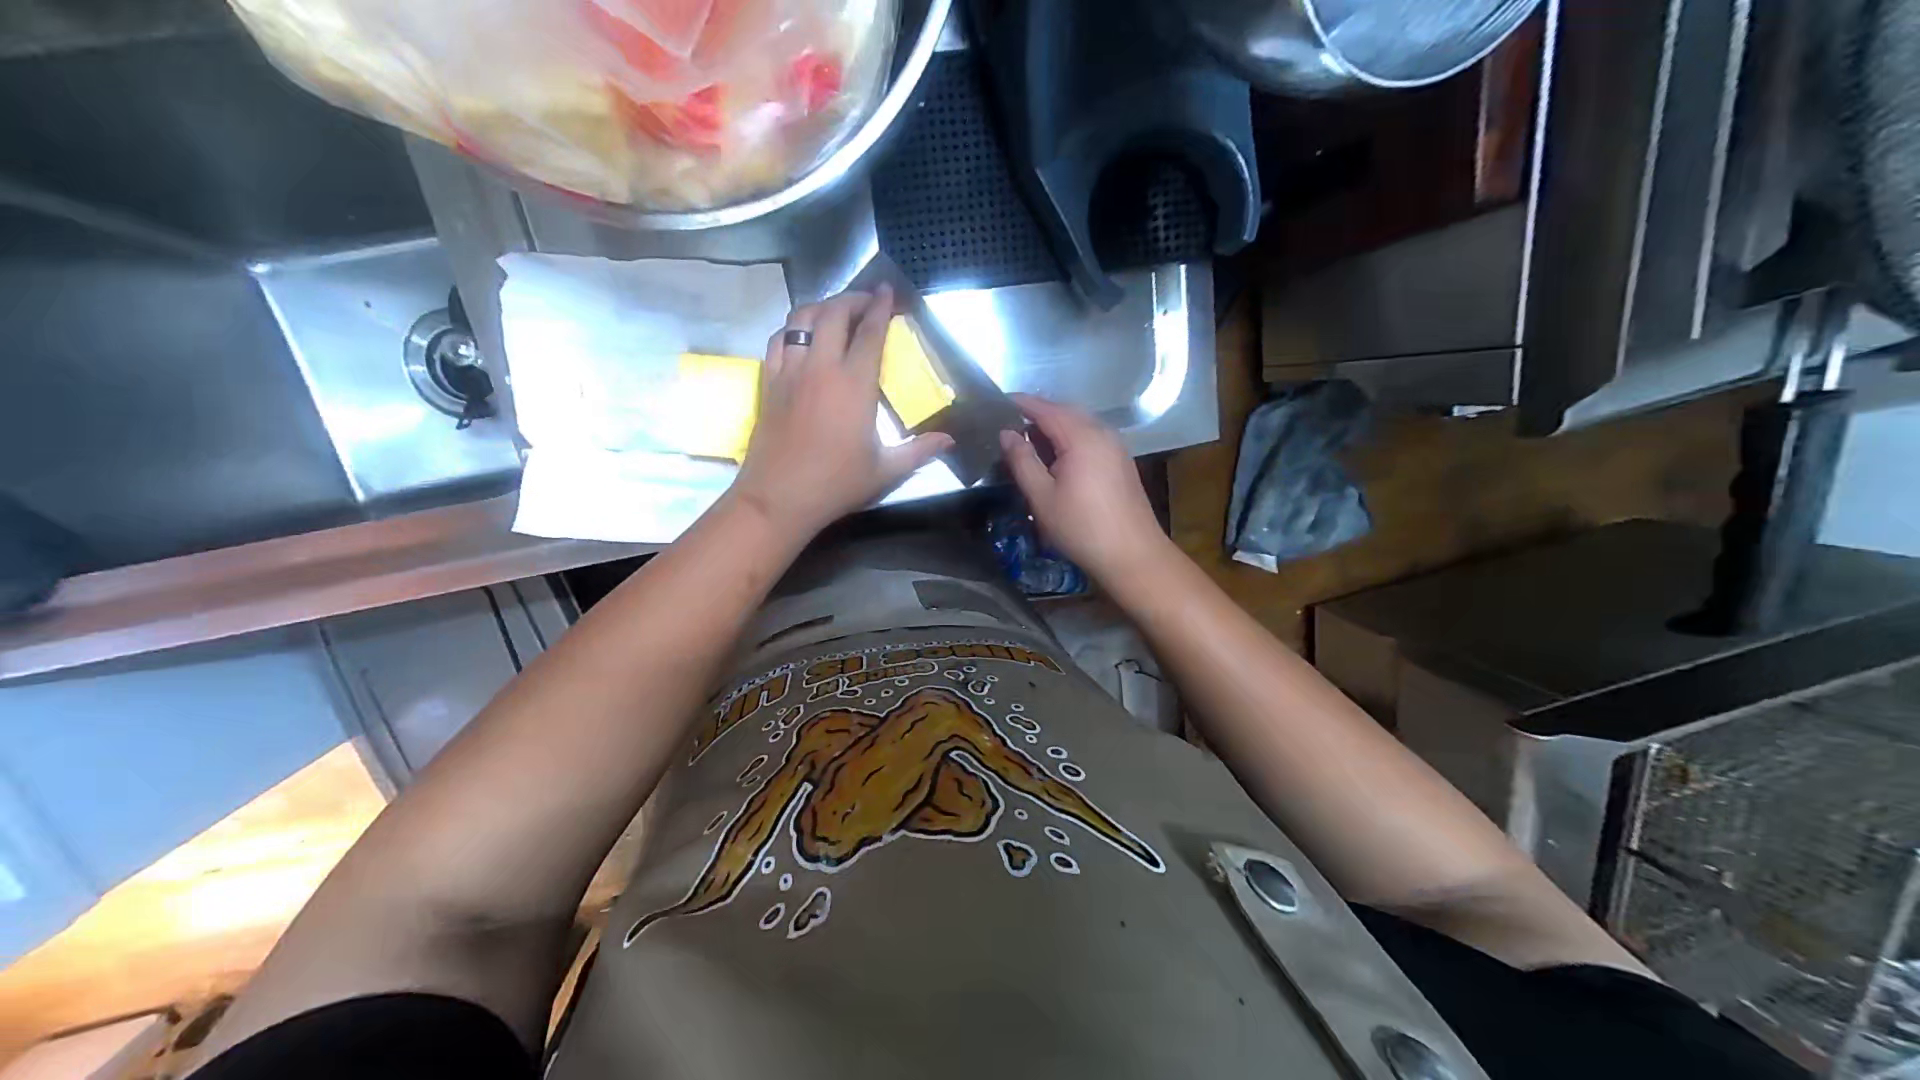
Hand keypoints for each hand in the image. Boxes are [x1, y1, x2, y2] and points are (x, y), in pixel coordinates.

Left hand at [729, 287, 951, 535]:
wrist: (778, 498)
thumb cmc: (835, 484)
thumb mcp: (884, 470)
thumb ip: (919, 451)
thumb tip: (949, 441)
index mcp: (854, 384)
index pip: (870, 332)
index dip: (881, 307)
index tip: (888, 291)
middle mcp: (821, 367)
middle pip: (834, 313)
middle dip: (852, 299)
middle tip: (867, 301)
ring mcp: (790, 372)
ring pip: (801, 320)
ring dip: (822, 307)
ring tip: (835, 312)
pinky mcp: (769, 383)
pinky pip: (777, 341)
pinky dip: (792, 330)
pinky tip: (801, 337)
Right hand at [1000, 394, 1172, 580]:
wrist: (1132, 554)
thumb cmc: (1081, 527)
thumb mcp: (1042, 496)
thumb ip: (1022, 460)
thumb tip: (1006, 433)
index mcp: (1081, 437)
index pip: (1046, 409)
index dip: (1021, 403)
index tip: (998, 402)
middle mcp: (1102, 433)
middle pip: (1065, 411)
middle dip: (1038, 413)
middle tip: (1010, 423)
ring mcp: (1116, 446)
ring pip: (1080, 424)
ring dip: (1055, 426)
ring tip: (1029, 440)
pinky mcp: (1121, 460)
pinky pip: (1091, 437)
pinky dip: (1070, 437)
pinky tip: (1057, 456)